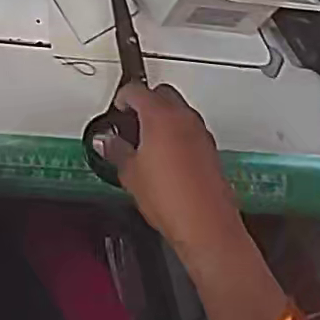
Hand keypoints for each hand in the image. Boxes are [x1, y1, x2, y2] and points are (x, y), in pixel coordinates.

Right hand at [93, 82, 243, 251]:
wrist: (207, 228)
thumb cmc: (170, 199)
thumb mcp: (130, 174)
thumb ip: (116, 150)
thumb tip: (107, 142)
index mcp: (159, 115)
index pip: (136, 91)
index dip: (122, 96)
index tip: (117, 107)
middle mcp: (183, 118)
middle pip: (161, 93)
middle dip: (145, 100)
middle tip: (131, 117)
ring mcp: (200, 133)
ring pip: (179, 109)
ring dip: (163, 115)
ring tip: (147, 138)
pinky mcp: (211, 150)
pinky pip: (191, 128)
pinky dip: (178, 132)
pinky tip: (167, 155)